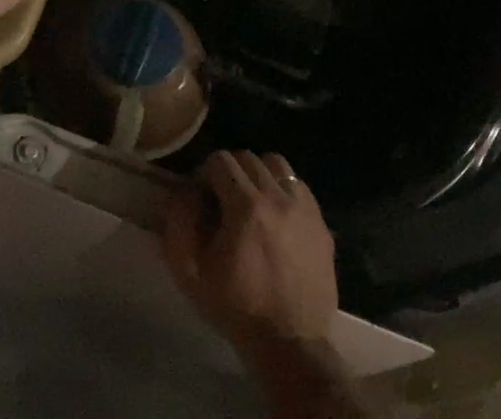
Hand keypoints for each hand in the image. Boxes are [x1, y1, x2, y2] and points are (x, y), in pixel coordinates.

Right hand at [164, 150, 339, 357]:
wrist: (289, 342)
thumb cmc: (234, 306)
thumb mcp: (188, 270)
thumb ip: (178, 221)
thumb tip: (185, 190)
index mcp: (245, 206)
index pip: (220, 160)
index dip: (203, 175)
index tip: (200, 199)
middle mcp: (279, 198)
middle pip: (248, 158)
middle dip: (229, 172)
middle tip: (221, 200)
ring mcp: (306, 209)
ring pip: (277, 165)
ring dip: (258, 175)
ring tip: (250, 202)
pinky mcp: (322, 224)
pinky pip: (299, 187)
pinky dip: (282, 191)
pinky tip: (274, 217)